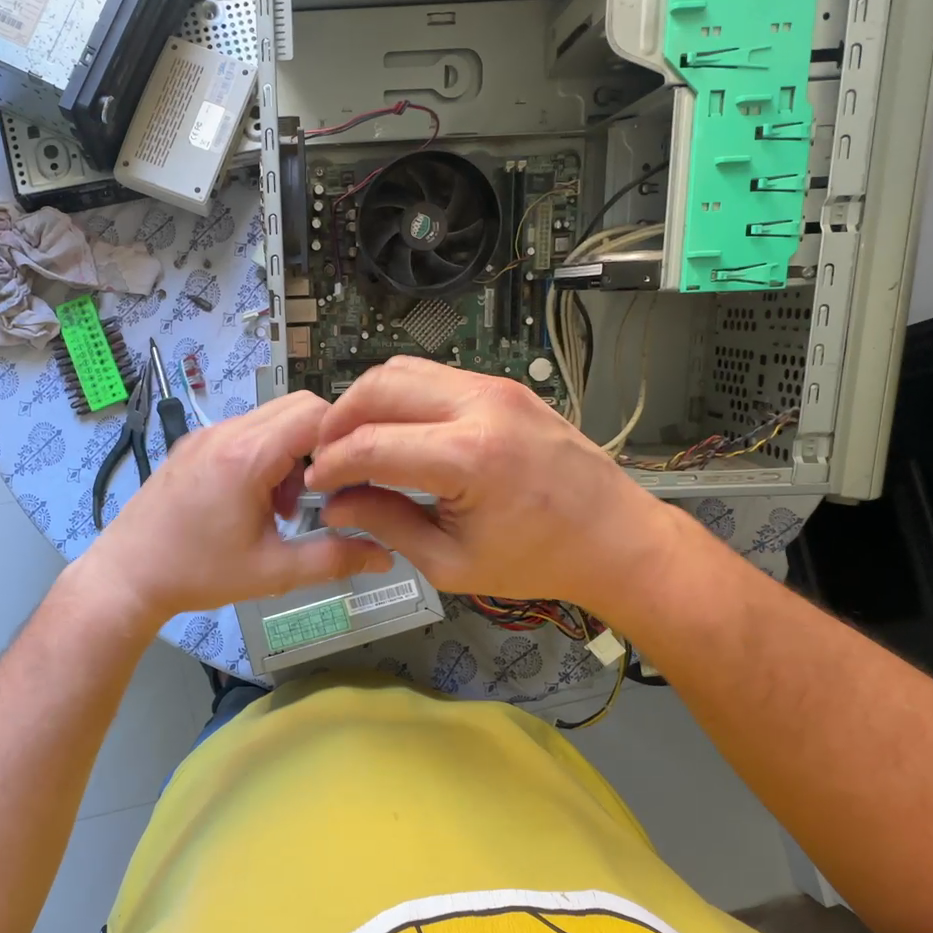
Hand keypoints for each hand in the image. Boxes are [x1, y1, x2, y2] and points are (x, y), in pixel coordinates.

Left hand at [75, 391, 391, 626]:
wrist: (125, 576)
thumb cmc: (196, 574)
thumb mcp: (272, 573)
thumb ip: (333, 560)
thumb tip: (386, 558)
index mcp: (246, 456)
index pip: (315, 412)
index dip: (343, 438)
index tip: (350, 478)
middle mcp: (226, 432)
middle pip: (295, 406)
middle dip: (320, 444)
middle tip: (318, 493)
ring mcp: (206, 435)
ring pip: (270, 418)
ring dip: (291, 451)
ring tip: (281, 506)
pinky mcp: (193, 445)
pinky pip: (244, 431)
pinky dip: (264, 454)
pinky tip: (253, 501)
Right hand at [306, 356, 683, 625]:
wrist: (615, 537)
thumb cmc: (540, 560)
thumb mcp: (452, 563)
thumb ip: (387, 526)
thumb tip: (338, 505)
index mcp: (470, 458)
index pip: (372, 444)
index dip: (333, 464)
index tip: (317, 483)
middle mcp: (482, 407)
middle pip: (379, 387)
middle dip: (339, 419)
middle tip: (326, 455)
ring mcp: (497, 388)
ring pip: (404, 370)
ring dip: (368, 400)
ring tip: (355, 440)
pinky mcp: (505, 386)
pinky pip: (436, 376)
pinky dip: (402, 397)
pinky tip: (396, 431)